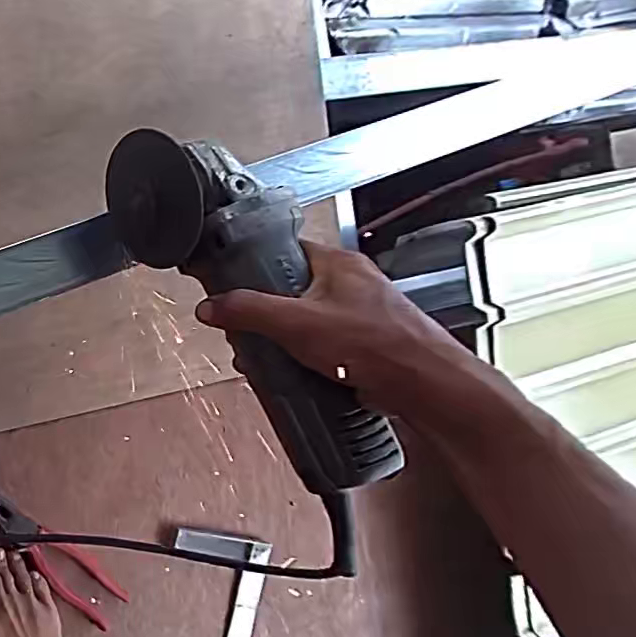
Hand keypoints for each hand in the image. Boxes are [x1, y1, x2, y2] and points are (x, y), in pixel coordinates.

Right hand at [193, 240, 491, 420]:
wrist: (424, 386)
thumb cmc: (379, 346)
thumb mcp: (295, 323)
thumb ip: (247, 311)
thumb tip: (211, 306)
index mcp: (338, 265)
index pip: (286, 250)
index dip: (256, 266)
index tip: (233, 283)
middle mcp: (349, 285)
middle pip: (289, 289)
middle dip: (263, 315)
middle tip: (249, 330)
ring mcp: (356, 314)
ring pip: (302, 319)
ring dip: (280, 339)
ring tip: (268, 356)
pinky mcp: (360, 343)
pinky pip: (318, 344)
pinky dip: (300, 357)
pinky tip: (293, 372)